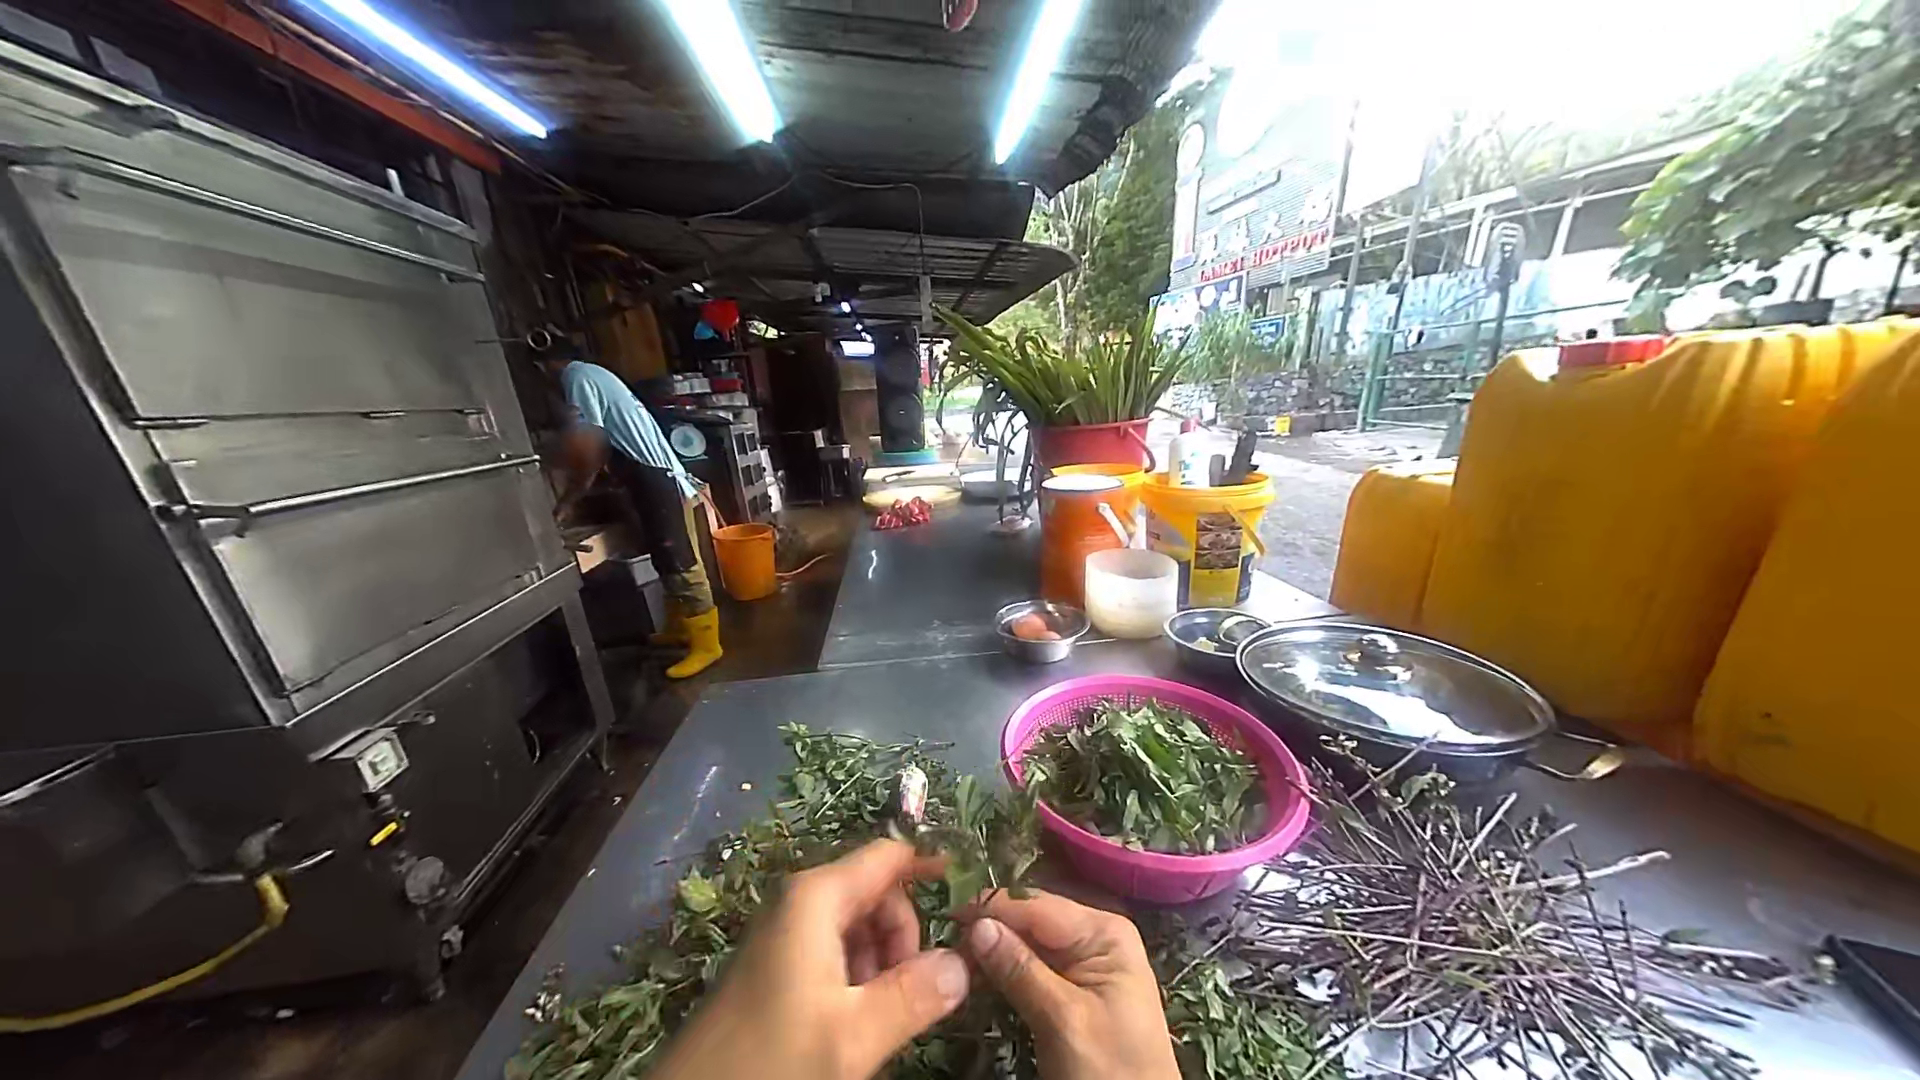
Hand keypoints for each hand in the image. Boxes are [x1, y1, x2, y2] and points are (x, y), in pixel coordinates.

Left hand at [649, 839, 970, 1079]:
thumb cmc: (771, 1061)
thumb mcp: (852, 1036)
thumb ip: (915, 995)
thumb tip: (964, 962)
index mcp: (818, 896)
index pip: (889, 856)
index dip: (930, 865)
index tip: (966, 894)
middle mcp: (802, 900)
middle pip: (877, 893)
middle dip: (902, 936)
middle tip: (907, 992)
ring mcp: (786, 931)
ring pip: (858, 926)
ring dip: (880, 963)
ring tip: (875, 1018)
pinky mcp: (777, 963)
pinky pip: (834, 950)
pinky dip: (855, 976)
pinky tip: (850, 1022)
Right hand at [964, 890, 1178, 1079]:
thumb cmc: (1112, 1073)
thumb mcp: (1065, 1022)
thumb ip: (1021, 970)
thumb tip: (976, 925)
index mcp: (1103, 930)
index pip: (1037, 905)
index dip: (991, 906)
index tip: (947, 910)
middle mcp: (1093, 934)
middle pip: (1030, 919)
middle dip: (989, 927)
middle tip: (943, 939)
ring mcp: (1082, 961)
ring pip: (1026, 942)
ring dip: (991, 949)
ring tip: (951, 957)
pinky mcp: (1070, 987)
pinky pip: (1030, 967)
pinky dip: (1003, 971)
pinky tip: (975, 974)